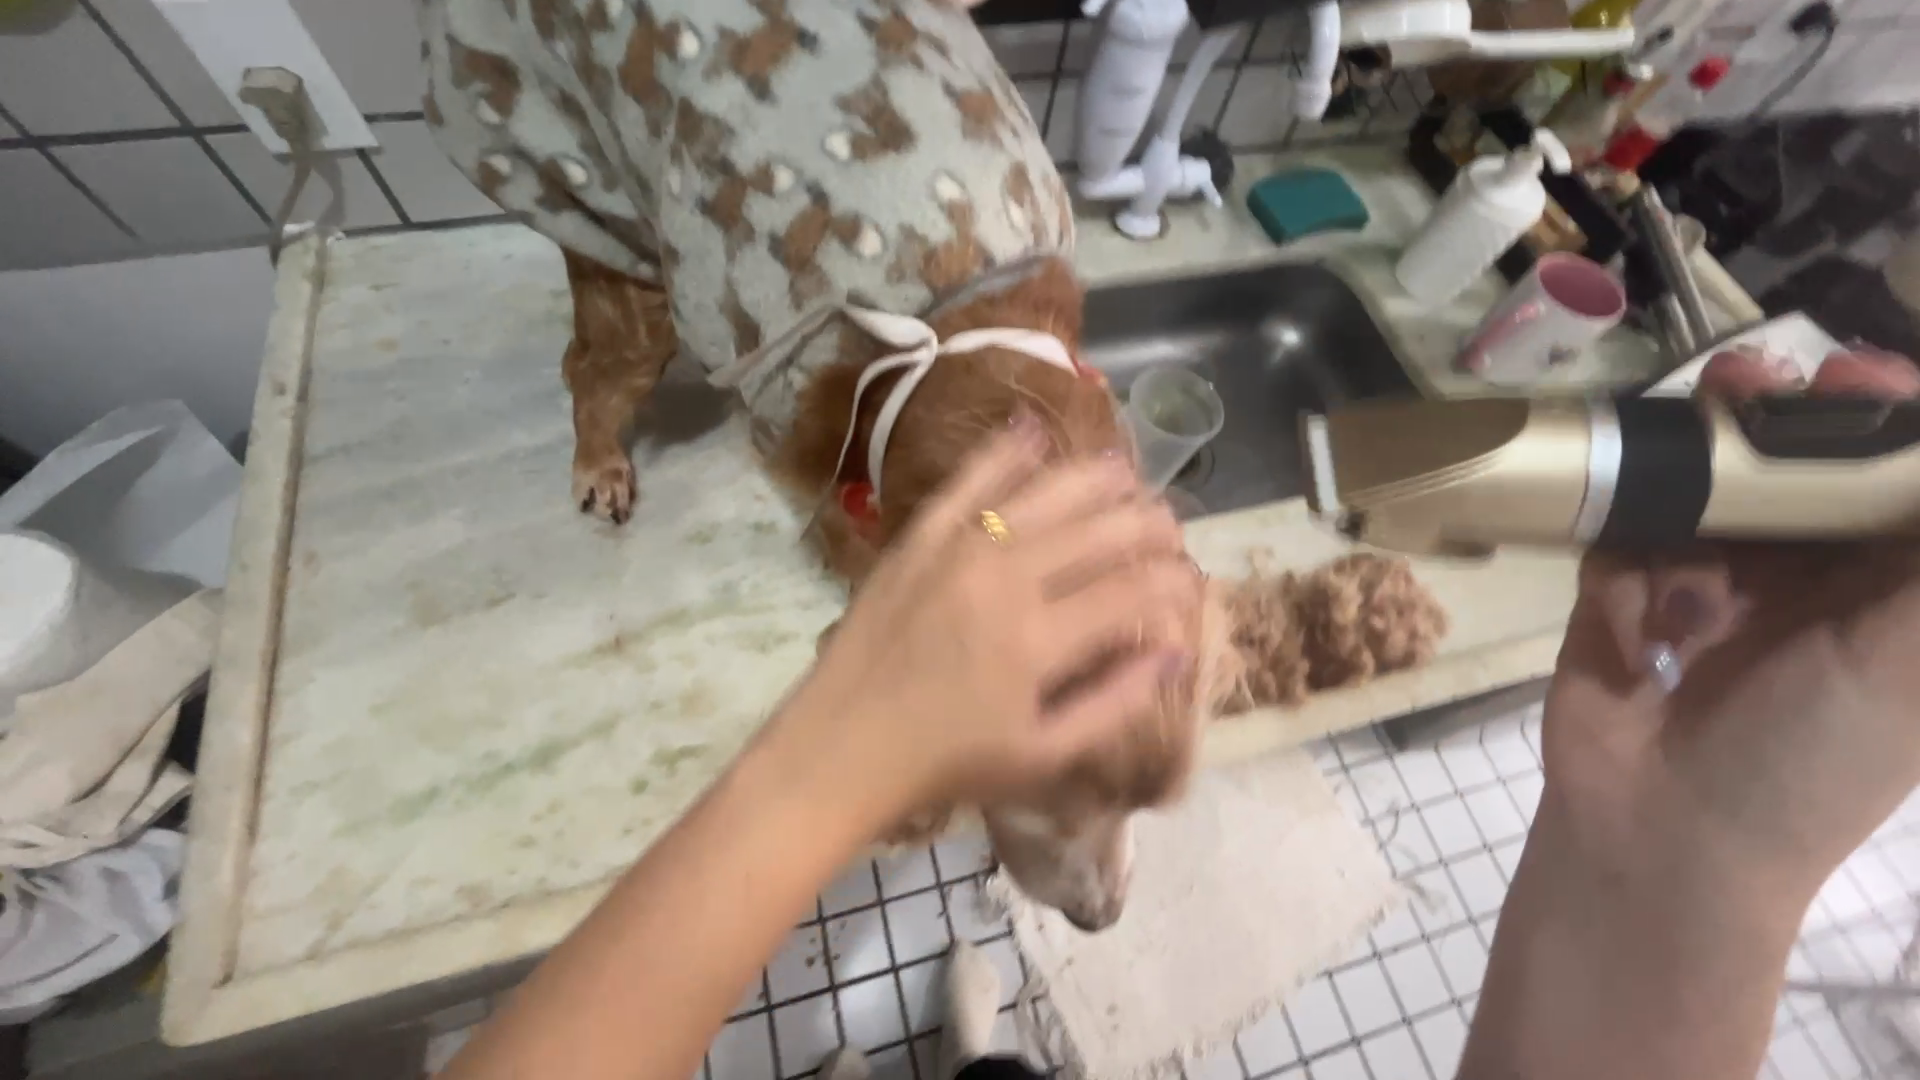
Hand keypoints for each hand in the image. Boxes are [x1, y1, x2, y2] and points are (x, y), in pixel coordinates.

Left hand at [774, 417, 1198, 825]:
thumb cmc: (947, 762)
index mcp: (1040, 639)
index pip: (1132, 590)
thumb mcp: (1042, 753)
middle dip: (1149, 525)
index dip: (1173, 582)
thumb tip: (1174, 653)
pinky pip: (969, 481)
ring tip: (1127, 473)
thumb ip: (1115, 702)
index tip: (1189, 584)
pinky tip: (1034, 429)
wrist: (842, 745)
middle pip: (1099, 531)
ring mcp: (957, 548)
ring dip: (1095, 478)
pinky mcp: (918, 537)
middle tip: (1171, 528)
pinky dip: (1005, 451)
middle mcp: (1006, 578)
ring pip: (1045, 494)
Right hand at [1545, 347, 1919, 905]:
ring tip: (1679, 599)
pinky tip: (1640, 637)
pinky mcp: (1621, 596)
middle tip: (1725, 389)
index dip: (1871, 419)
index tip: (1836, 378)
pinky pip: (1618, 546)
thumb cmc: (1809, 753)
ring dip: (1680, 529)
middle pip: (1780, 468)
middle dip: (1754, 432)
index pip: (1885, 476)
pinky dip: (1626, 582)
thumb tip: (1919, 460)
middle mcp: (1801, 573)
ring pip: (1689, 498)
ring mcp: (1703, 582)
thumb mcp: (1908, 658)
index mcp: (1886, 587)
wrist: (1661, 822)